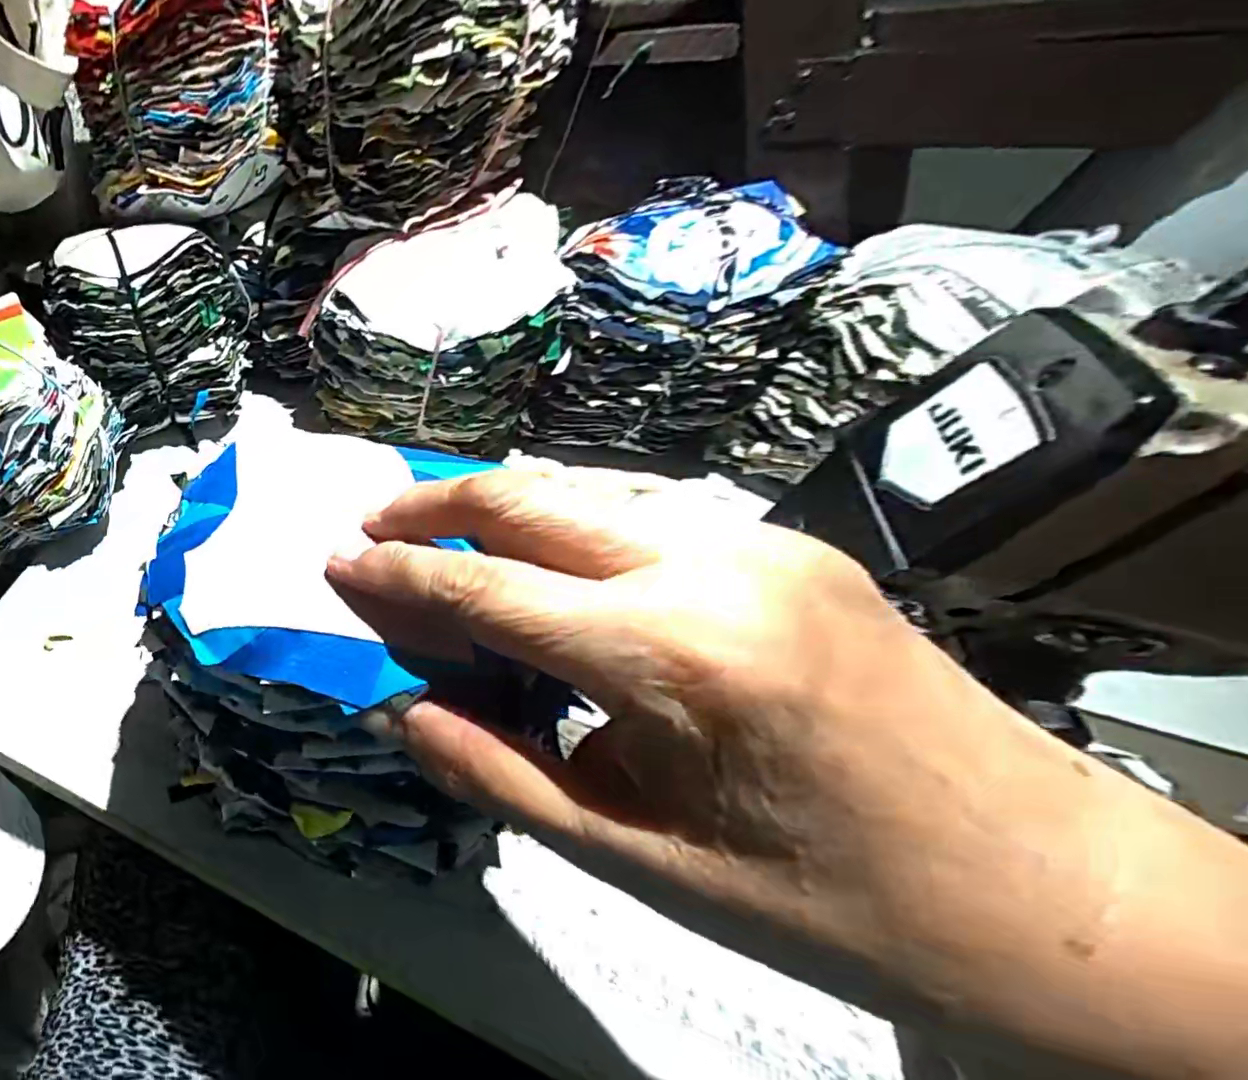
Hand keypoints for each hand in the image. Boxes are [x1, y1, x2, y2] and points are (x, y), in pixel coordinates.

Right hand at [327, 467, 1247, 1077]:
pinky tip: (536, 553)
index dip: (399, 573)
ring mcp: (756, 540)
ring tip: (436, 532)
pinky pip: (639, 511)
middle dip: (434, 505)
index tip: (340, 563)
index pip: (488, 587)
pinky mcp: (782, 544)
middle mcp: (711, 566)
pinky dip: (563, 520)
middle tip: (373, 524)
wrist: (1052, 892)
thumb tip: (400, 711)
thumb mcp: (635, 860)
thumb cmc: (824, 898)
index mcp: (672, 656)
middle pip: (530, 496)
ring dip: (497, 504)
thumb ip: (498, 774)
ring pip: (584, 489)